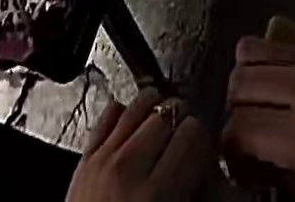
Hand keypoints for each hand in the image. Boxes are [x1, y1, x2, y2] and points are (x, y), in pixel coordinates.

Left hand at [66, 89, 211, 201]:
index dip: (203, 140)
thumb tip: (210, 169)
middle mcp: (129, 169)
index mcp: (157, 194)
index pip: (194, 133)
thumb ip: (194, 195)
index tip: (203, 152)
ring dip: (157, 109)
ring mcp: (103, 159)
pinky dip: (126, 112)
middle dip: (182, 122)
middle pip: (170, 112)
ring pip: (141, 102)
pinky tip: (134, 126)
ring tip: (163, 125)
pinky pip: (110, 113)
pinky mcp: (84, 158)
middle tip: (185, 140)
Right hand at [223, 18, 294, 201]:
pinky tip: (278, 79)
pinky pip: (280, 35)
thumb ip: (279, 179)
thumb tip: (245, 162)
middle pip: (239, 82)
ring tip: (257, 101)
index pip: (239, 127)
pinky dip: (267, 54)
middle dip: (233, 109)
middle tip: (246, 132)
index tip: (237, 160)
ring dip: (245, 77)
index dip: (230, 146)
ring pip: (251, 50)